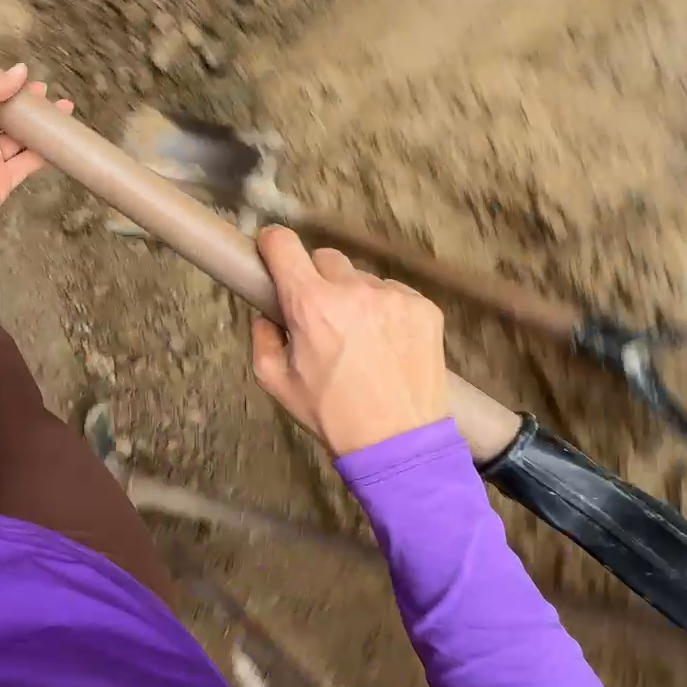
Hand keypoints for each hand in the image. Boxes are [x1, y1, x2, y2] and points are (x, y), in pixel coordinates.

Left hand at [0, 64, 72, 241]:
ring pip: (18, 138)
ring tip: (62, 110)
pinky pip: (27, 162)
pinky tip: (61, 139)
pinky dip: (44, 152)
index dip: (4, 87)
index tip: (27, 78)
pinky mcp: (3, 181)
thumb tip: (20, 70)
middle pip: (3, 117)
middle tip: (47, 95)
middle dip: (24, 106)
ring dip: (39, 126)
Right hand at [250, 226, 449, 455]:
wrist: (398, 443)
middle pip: (323, 257)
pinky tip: (383, 341)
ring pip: (360, 277)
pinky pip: (392, 293)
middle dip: (314, 278)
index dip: (272, 244)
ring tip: (357, 336)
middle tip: (317, 312)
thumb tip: (268, 317)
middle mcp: (352, 291)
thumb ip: (262, 338)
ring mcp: (393, 297)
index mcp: (310, 305)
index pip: (283, 244)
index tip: (270, 252)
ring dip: (351, 295)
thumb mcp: (274, 381)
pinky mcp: (424, 308)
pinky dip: (382, 308)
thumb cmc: (330, 414)